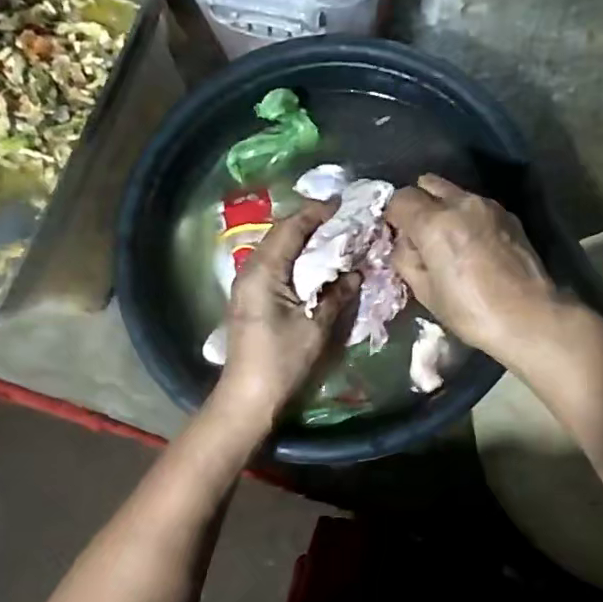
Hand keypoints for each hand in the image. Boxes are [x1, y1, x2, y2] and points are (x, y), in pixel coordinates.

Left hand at [215, 199, 359, 413]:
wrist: (248, 396)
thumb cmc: (282, 361)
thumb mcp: (316, 326)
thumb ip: (337, 294)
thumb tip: (356, 272)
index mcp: (264, 270)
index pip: (292, 227)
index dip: (319, 213)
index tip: (346, 206)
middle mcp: (250, 270)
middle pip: (282, 234)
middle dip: (313, 225)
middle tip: (345, 222)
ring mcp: (246, 285)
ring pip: (277, 250)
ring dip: (304, 242)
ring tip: (334, 241)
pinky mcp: (249, 299)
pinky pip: (274, 267)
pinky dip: (296, 260)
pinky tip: (315, 267)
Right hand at [387, 174, 560, 357]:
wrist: (529, 316)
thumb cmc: (469, 311)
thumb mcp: (424, 291)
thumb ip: (405, 258)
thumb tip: (402, 242)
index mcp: (434, 222)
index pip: (399, 198)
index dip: (391, 215)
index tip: (393, 235)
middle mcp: (461, 203)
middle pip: (427, 184)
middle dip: (416, 203)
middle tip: (416, 233)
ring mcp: (488, 206)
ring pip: (453, 192)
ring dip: (441, 208)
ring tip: (444, 240)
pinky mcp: (508, 215)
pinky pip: (474, 205)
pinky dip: (464, 216)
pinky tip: (469, 244)